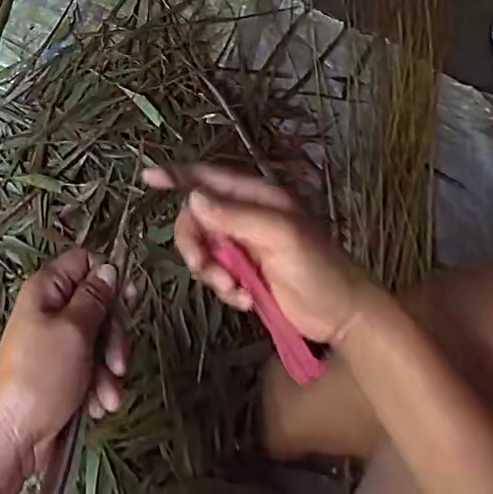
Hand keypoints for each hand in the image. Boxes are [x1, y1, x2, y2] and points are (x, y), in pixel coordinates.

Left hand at [0, 248, 129, 471]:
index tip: (129, 298)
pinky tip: (97, 406)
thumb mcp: (73, 331)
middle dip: (113, 336)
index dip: (108, 276)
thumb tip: (109, 268)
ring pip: (98, 340)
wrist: (11, 438)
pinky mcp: (62, 372)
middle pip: (97, 304)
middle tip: (118, 362)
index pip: (84, 262)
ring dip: (108, 369)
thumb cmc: (40, 375)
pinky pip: (91, 368)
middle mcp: (51, 309)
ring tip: (106, 396)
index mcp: (47, 288)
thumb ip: (95, 299)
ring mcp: (56, 342)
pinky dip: (98, 386)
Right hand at [143, 164, 376, 346]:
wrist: (345, 318)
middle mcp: (244, 213)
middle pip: (196, 217)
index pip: (207, 177)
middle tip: (203, 269)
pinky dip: (223, 287)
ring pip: (202, 246)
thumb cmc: (320, 268)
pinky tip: (245, 300)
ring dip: (210, 270)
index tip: (148, 178)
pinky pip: (214, 271)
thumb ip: (235, 216)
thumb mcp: (281, 236)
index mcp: (255, 195)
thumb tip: (192, 198)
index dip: (176, 175)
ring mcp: (242, 242)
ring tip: (233, 290)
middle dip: (194, 243)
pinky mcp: (242, 270)